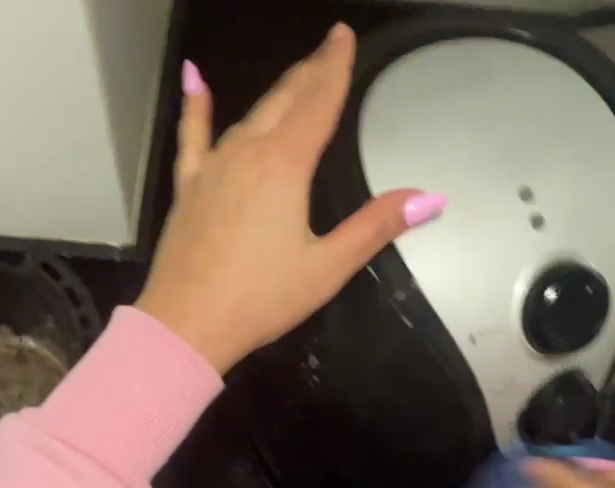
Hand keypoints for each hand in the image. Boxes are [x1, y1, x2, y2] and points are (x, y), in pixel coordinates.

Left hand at [136, 24, 446, 373]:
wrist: (187, 324)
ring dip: (274, 94)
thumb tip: (427, 197)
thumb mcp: (327, 268)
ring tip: (292, 78)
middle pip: (283, 101)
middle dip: (309, 73)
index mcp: (285, 166)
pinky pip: (192, 137)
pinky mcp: (188, 189)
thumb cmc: (260, 300)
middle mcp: (246, 153)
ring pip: (247, 116)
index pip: (318, 103)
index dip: (335, 68)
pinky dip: (196, 107)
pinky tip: (193, 81)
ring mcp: (212, 168)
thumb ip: (374, 227)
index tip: (344, 38)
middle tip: (326, 49)